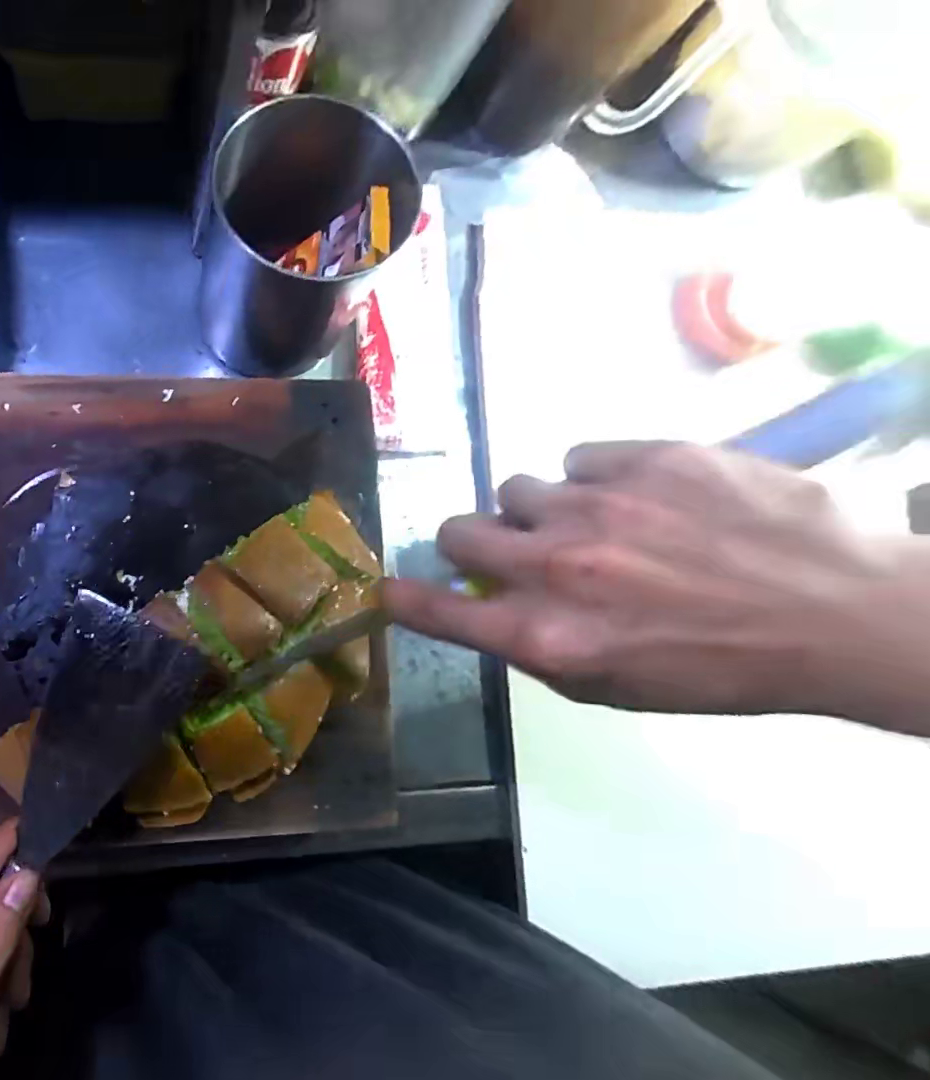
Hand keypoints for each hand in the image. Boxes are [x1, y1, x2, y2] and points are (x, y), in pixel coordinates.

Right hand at [385, 441, 929, 729]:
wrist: (862, 616)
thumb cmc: (719, 666)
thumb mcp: (607, 685)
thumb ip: (524, 642)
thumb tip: (476, 599)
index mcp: (544, 633)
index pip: (431, 607)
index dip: (402, 596)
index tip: (392, 589)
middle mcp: (556, 566)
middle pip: (456, 531)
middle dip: (476, 541)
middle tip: (518, 549)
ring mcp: (600, 506)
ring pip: (518, 489)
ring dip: (543, 509)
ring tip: (602, 523)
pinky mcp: (651, 459)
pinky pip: (578, 459)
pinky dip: (598, 479)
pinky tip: (647, 499)